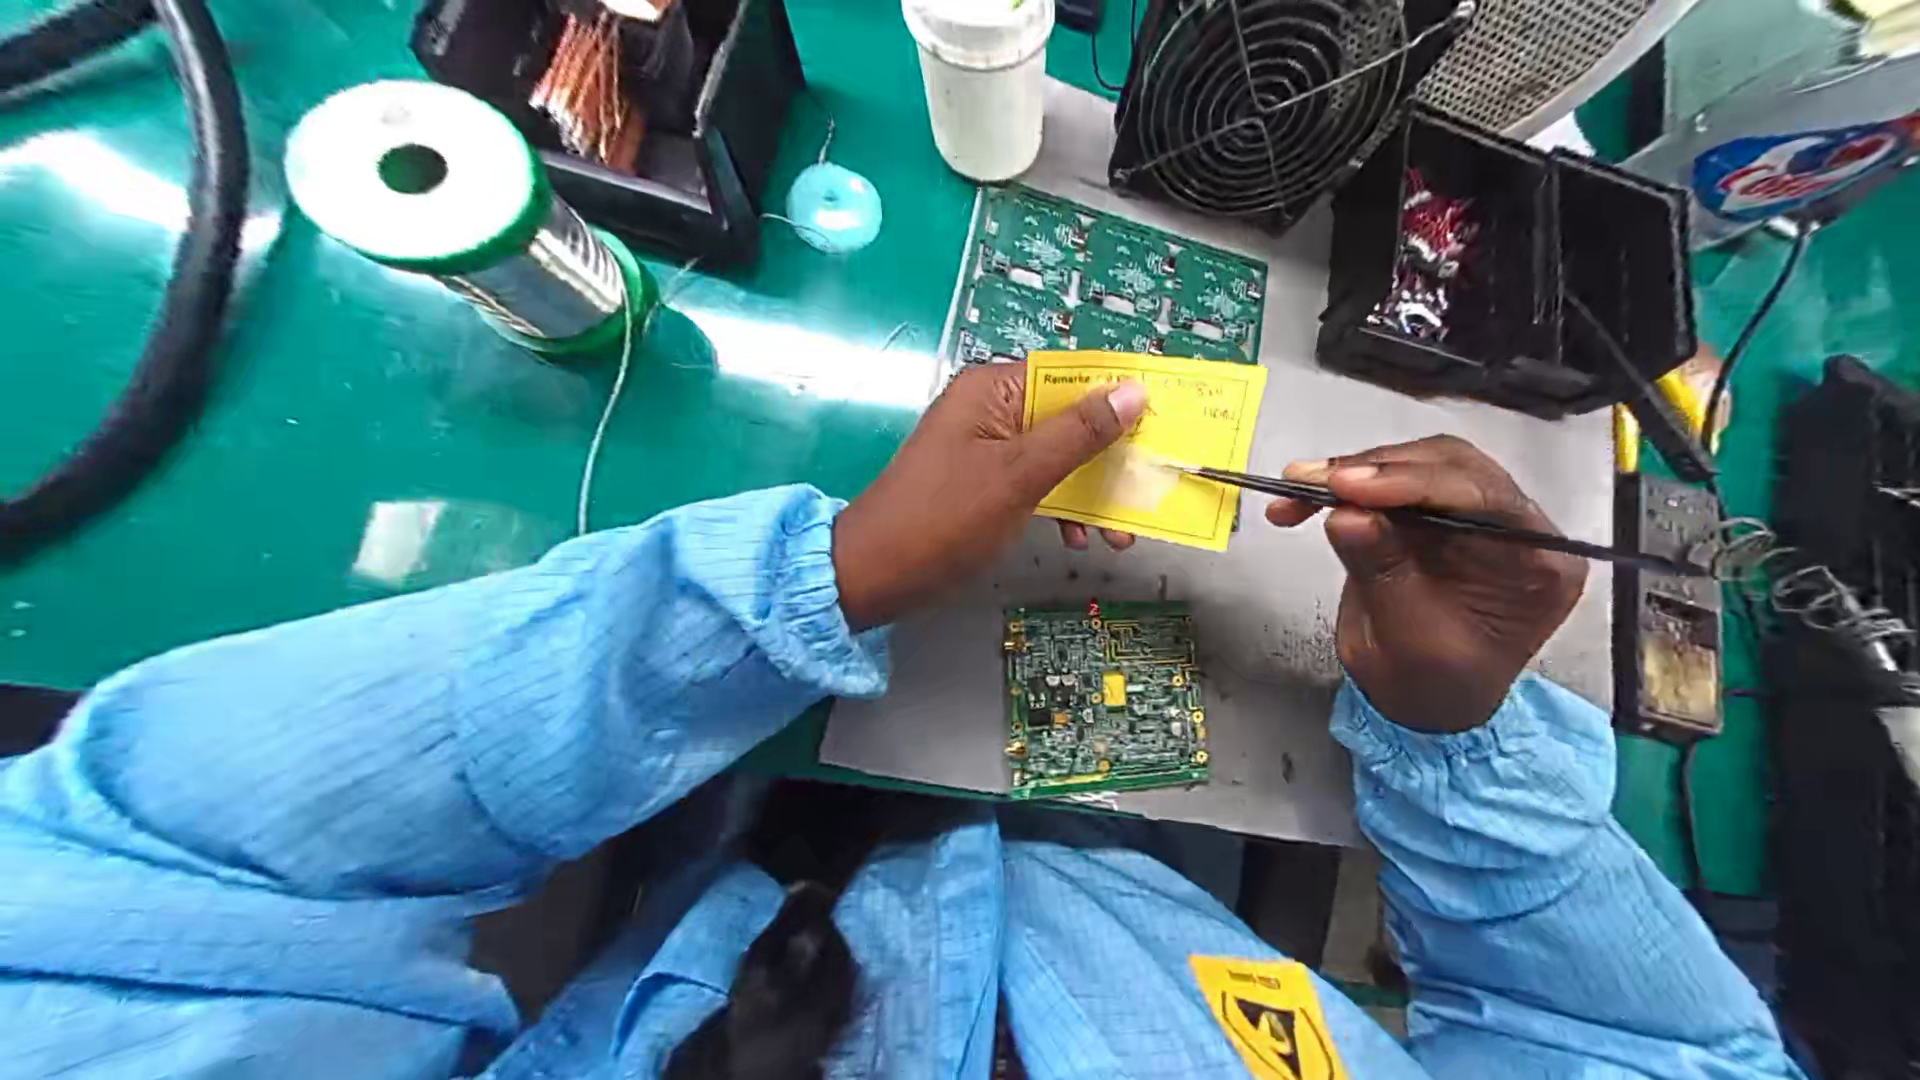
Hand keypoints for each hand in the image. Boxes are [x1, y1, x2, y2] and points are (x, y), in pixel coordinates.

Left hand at [833, 366, 1147, 629]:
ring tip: (1122, 532)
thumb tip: (1133, 391)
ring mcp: (987, 450)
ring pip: (1056, 457)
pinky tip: (1078, 539)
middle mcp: (990, 411)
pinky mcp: (984, 484)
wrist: (875, 574)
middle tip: (1150, 486)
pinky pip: (1036, 484)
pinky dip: (1061, 508)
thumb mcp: (1019, 475)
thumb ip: (1077, 433)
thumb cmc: (945, 519)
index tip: (1163, 424)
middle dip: (1111, 458)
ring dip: (1091, 492)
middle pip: (1067, 419)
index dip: (1119, 396)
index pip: (1069, 375)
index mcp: (992, 390)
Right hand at [1264, 436, 1585, 732]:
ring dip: (1348, 474)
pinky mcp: (1420, 519)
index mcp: (1533, 563)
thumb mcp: (1408, 638)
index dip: (1412, 483)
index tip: (1346, 486)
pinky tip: (1301, 501)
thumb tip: (1345, 515)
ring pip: (1411, 466)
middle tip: (1311, 483)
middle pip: (1448, 468)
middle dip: (1374, 470)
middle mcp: (1509, 529)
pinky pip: (1381, 487)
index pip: (1482, 498)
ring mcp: (1463, 520)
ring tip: (1296, 490)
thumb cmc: (1429, 684)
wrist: (1416, 701)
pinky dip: (1337, 489)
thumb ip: (1383, 572)